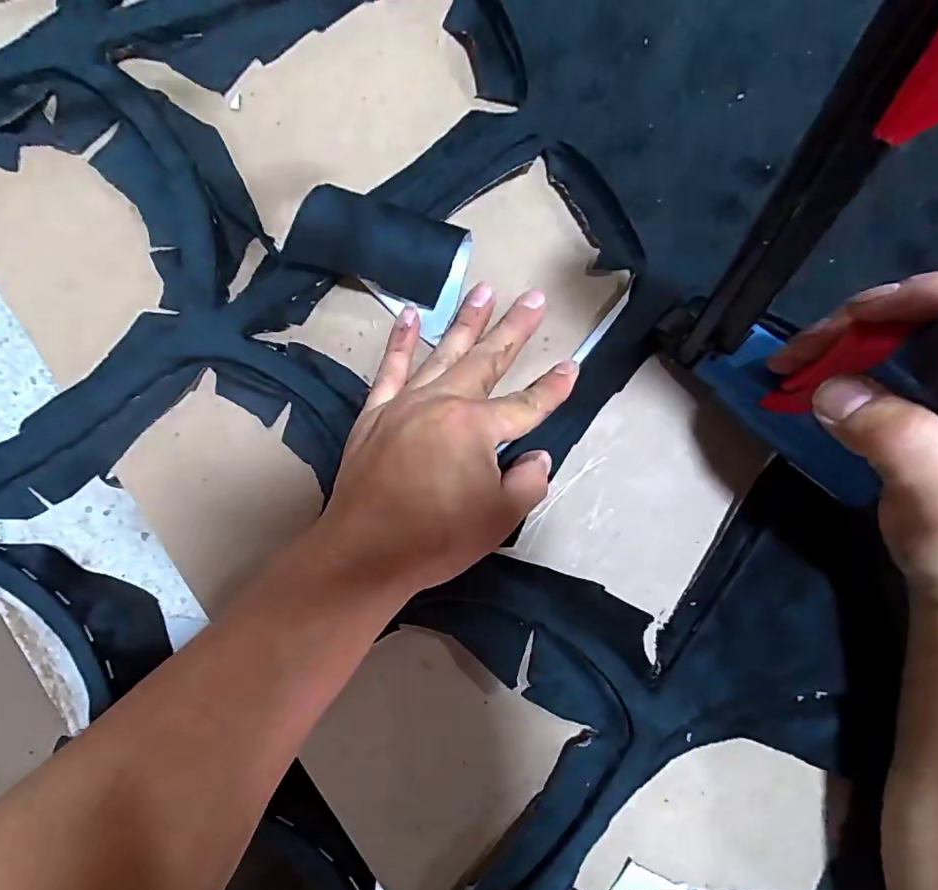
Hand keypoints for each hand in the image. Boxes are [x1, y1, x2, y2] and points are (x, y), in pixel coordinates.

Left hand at [307, 284, 577, 596]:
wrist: (365, 551)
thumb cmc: (435, 539)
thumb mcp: (499, 519)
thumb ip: (527, 482)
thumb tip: (535, 456)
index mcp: (476, 427)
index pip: (526, 404)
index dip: (553, 389)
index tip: (572, 367)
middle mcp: (441, 404)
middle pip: (486, 361)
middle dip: (514, 329)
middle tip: (534, 298)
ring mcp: (404, 405)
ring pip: (441, 353)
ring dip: (466, 322)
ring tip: (485, 290)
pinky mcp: (373, 415)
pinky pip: (390, 368)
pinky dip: (399, 341)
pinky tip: (409, 315)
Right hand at [771, 272, 937, 607]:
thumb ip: (895, 436)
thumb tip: (827, 389)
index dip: (927, 304)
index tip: (857, 315)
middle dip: (871, 328)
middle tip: (807, 345)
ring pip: (921, 344)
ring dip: (854, 348)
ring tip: (799, 359)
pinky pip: (906, 372)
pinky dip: (857, 372)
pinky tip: (819, 376)